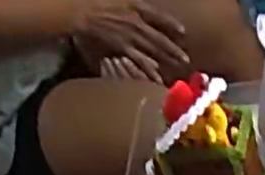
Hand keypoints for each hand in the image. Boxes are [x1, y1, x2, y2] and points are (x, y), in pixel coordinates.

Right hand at [74, 0, 188, 84]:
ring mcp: (130, 35)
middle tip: (186, 59)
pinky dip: (150, 68)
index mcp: (132, 4)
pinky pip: (140, 59)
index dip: (170, 23)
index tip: (183, 31)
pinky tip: (159, 77)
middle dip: (173, 48)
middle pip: (159, 37)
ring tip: (181, 67)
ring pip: (154, 49)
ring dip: (168, 58)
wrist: (78, 8)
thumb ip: (129, 2)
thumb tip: (135, 4)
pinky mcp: (123, 46)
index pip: (156, 14)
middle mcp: (135, 21)